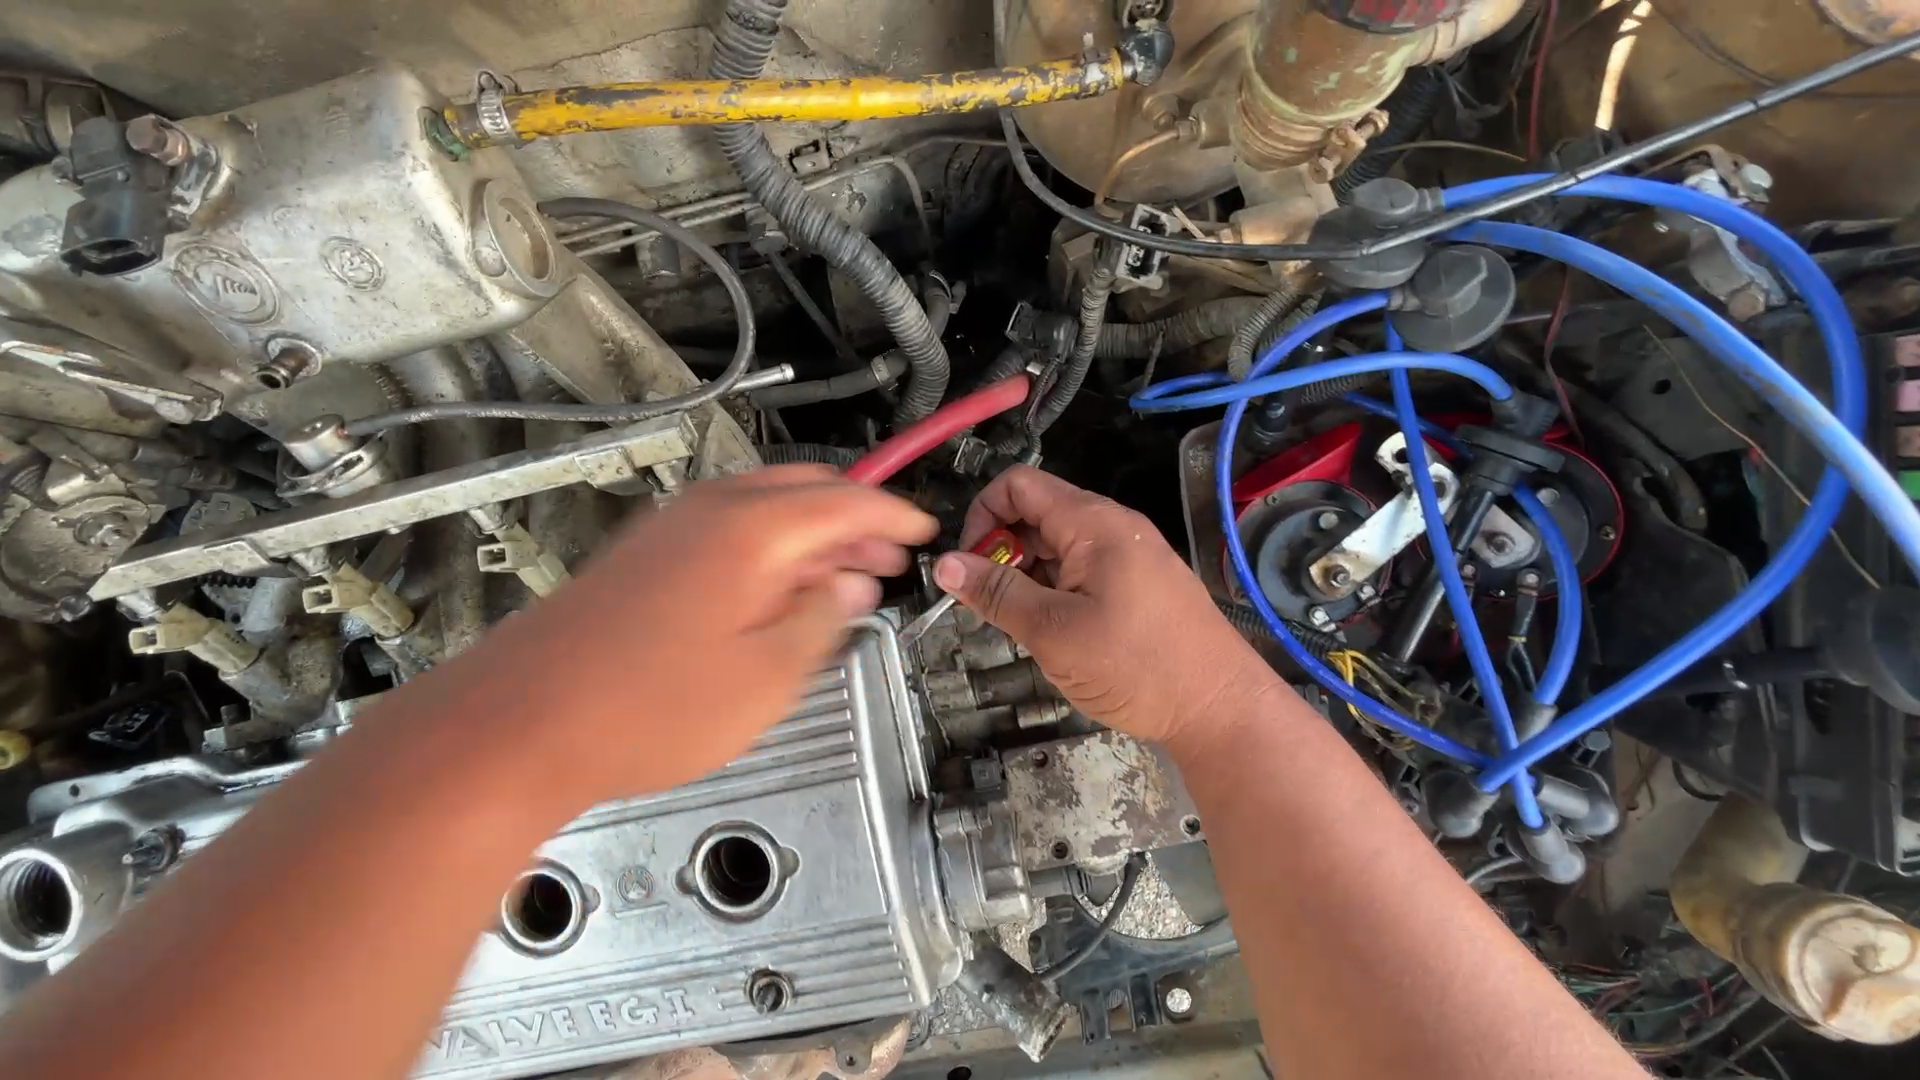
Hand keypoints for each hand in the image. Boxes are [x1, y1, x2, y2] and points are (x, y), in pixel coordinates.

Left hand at [423, 466, 938, 802]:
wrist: (519, 727)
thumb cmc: (635, 709)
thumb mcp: (767, 677)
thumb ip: (822, 619)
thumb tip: (849, 588)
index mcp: (750, 532)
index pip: (847, 501)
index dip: (894, 515)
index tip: (918, 528)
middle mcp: (708, 514)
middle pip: (805, 493)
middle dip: (856, 522)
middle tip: (887, 556)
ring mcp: (669, 530)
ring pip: (765, 510)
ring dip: (813, 536)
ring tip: (843, 577)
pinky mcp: (645, 557)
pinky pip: (728, 532)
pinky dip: (770, 549)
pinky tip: (778, 592)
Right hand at [932, 466, 1283, 748]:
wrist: (1219, 708)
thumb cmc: (1136, 666)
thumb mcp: (1053, 631)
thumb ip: (997, 593)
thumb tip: (945, 564)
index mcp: (1092, 523)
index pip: (1018, 486)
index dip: (982, 516)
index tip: (969, 566)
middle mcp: (1111, 527)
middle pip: (1037, 513)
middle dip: (1002, 550)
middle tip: (989, 604)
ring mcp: (1128, 556)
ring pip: (1057, 545)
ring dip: (1027, 575)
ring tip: (1019, 624)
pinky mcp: (1138, 585)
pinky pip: (1082, 570)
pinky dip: (1055, 590)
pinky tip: (1051, 630)